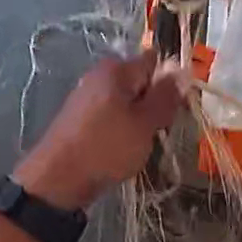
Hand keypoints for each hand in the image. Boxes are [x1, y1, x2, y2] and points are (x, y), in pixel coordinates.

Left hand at [13, 49, 186, 210]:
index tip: (175, 109)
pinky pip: (112, 116)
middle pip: (140, 83)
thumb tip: (183, 71)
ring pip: (127, 103)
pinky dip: (121, 130)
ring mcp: (87, 97)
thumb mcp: (145, 123)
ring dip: (139, 121)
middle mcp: (99, 75)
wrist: (58, 179)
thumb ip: (166, 97)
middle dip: (154, 104)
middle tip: (160, 131)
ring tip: (140, 144)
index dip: (170, 83)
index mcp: (116, 70)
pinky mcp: (80, 118)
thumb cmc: (107, 148)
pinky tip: (122, 149)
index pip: (155, 63)